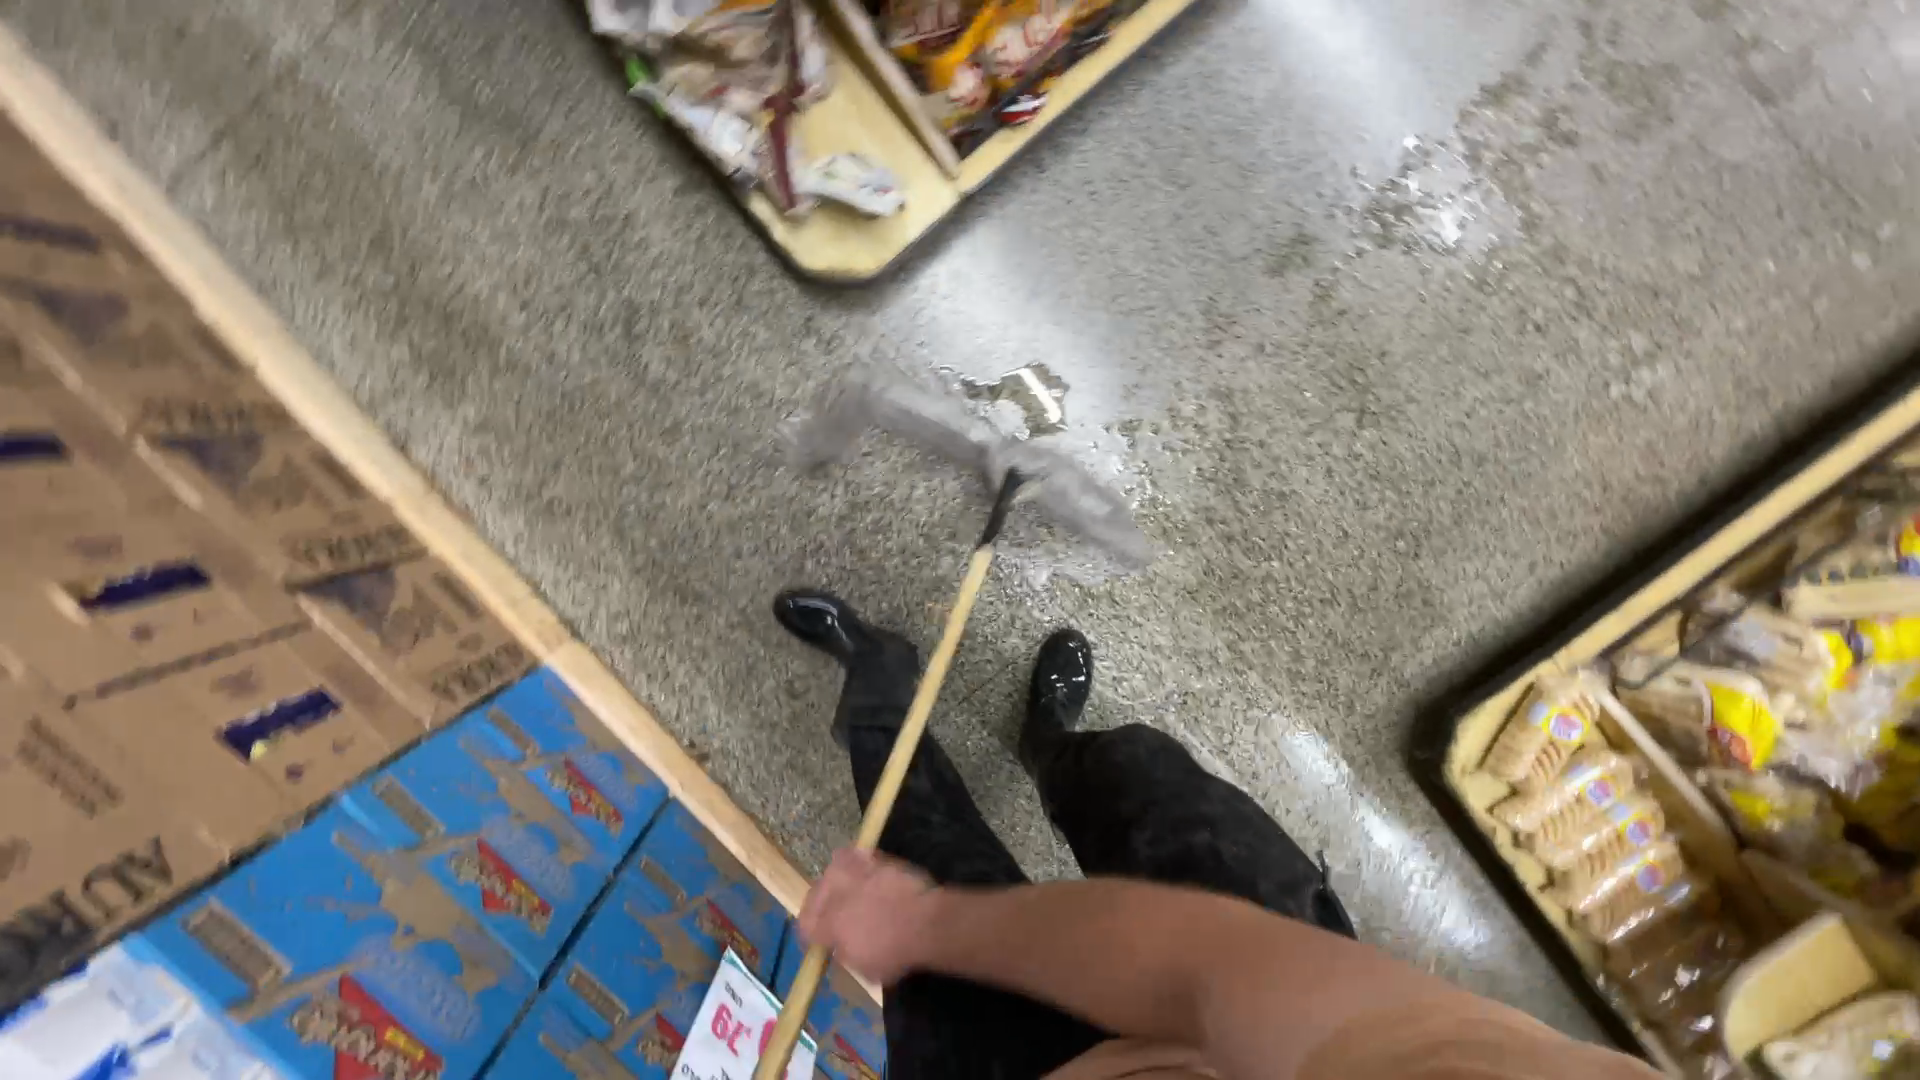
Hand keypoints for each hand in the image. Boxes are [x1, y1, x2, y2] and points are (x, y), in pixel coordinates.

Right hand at [797, 848, 939, 984]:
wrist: (926, 922)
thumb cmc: (896, 952)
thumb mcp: (863, 968)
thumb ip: (844, 953)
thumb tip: (838, 945)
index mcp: (830, 923)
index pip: (804, 924)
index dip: (808, 934)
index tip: (816, 940)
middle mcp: (837, 893)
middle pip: (815, 894)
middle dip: (818, 906)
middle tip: (828, 915)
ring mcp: (857, 872)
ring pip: (833, 870)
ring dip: (834, 880)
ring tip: (842, 889)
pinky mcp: (876, 859)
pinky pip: (856, 854)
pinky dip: (855, 861)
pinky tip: (861, 869)